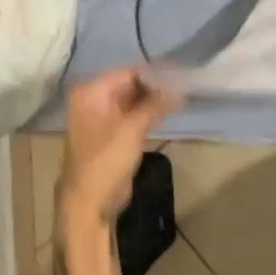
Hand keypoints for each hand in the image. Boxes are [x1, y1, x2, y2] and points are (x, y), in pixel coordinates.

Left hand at [58, 69, 180, 221]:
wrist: (91, 201)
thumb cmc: (107, 160)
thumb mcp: (132, 128)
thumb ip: (155, 104)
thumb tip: (178, 87)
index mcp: (90, 93)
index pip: (127, 73)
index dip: (154, 73)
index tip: (181, 73)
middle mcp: (93, 101)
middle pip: (129, 85)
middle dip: (155, 86)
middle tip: (185, 83)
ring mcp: (102, 118)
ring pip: (133, 101)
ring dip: (154, 100)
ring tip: (182, 95)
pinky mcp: (112, 134)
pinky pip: (133, 116)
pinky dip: (149, 113)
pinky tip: (170, 110)